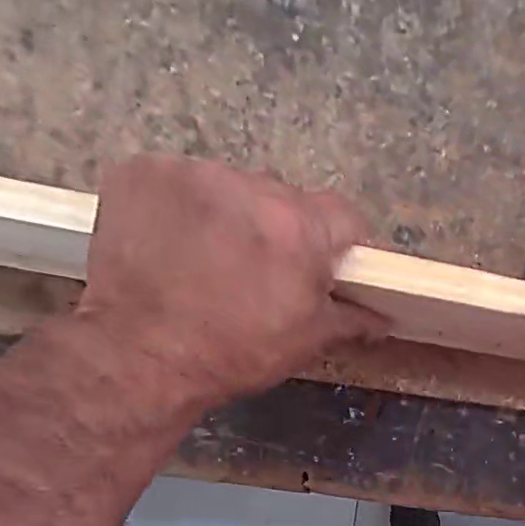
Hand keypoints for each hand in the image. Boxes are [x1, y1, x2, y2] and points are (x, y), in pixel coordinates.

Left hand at [65, 155, 388, 406]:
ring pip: (233, 187)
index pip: (345, 214)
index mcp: (298, 227)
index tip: (329, 266)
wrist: (141, 354)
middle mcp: (248, 186)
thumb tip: (383, 319)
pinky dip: (187, 207)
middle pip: (286, 198)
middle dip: (285, 230)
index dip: (343, 242)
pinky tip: (177, 245)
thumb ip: (351, 319)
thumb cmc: (236, 352)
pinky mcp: (141, 171)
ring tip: (214, 260)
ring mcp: (190, 173)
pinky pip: (183, 182)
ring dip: (235, 215)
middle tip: (266, 273)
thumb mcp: (306, 340)